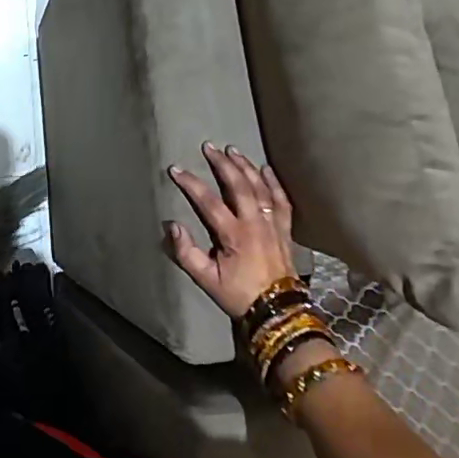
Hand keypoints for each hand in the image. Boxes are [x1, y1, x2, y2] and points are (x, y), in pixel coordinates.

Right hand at [164, 142, 296, 319]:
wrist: (279, 310)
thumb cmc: (238, 294)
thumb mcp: (206, 279)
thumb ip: (186, 252)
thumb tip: (172, 225)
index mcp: (234, 234)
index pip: (209, 201)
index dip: (191, 183)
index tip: (176, 169)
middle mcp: (255, 224)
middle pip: (239, 186)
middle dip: (223, 164)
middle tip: (209, 147)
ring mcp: (273, 225)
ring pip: (261, 188)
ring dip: (245, 166)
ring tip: (233, 150)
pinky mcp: (285, 230)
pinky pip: (282, 200)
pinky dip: (274, 182)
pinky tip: (265, 169)